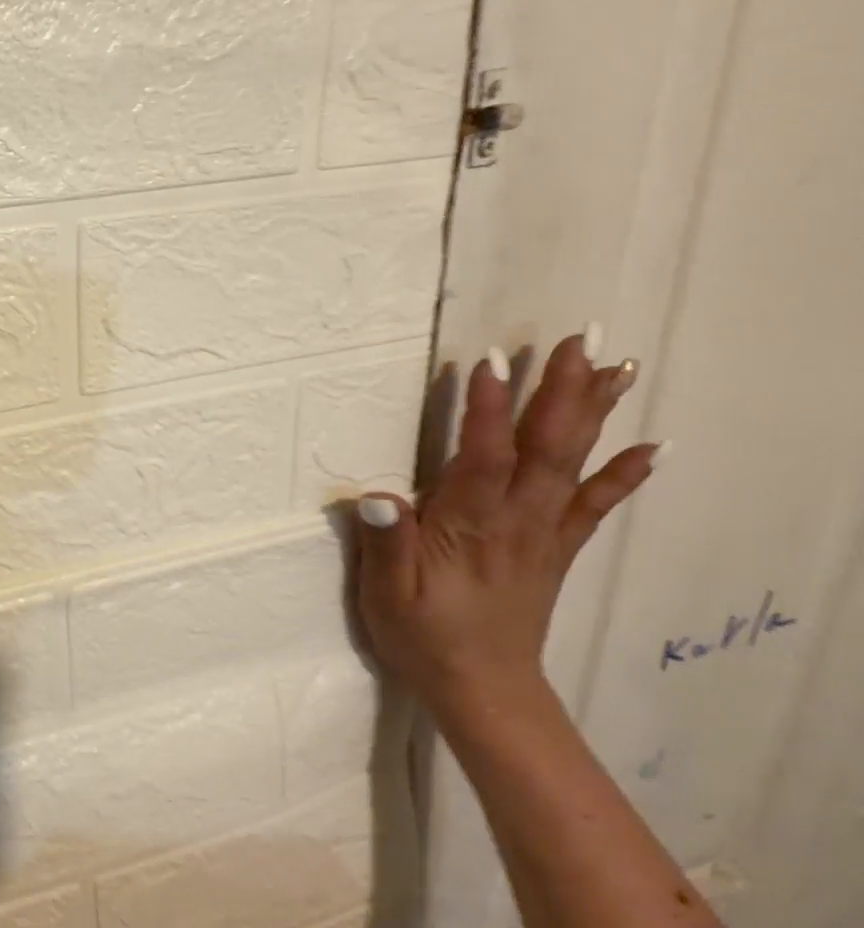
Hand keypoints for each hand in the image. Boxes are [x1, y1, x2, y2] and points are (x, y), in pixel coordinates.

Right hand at [353, 331, 664, 726]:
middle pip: (546, 448)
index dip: (487, 411)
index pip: (483, 459)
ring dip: (593, 413)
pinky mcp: (556, 548)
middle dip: (560, 391)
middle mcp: (517, 521)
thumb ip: (387, 544)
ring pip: (574, 464)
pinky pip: (595, 504)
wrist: (484, 689)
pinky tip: (650, 446)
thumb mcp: (388, 595)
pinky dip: (624, 473)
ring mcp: (544, 533)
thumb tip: (378, 495)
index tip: (492, 361)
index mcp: (471, 528)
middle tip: (578, 339)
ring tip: (617, 366)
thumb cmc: (425, 637)